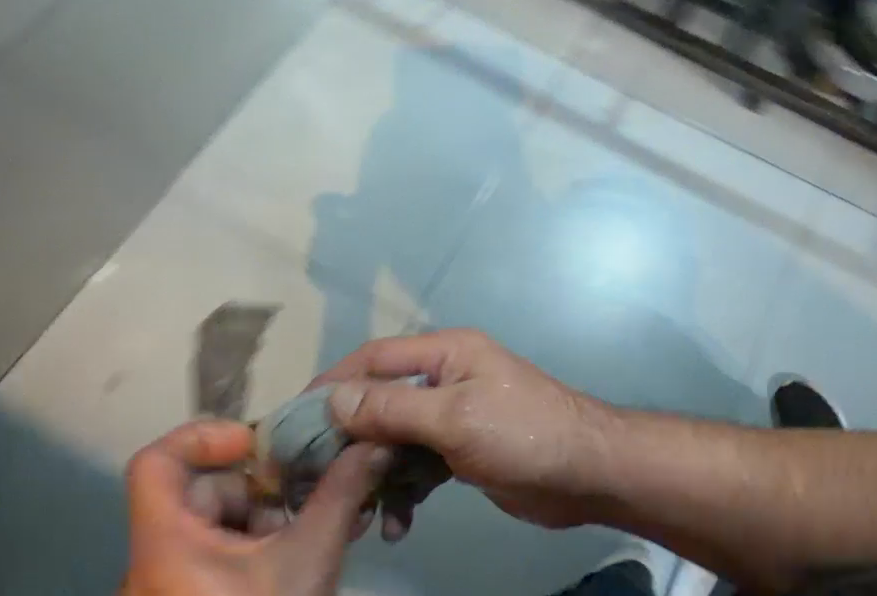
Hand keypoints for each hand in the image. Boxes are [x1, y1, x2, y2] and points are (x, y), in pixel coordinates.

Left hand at [122, 420, 389, 595]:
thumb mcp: (308, 560)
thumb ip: (341, 493)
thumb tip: (374, 440)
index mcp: (165, 543)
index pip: (155, 461)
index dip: (202, 437)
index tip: (258, 448)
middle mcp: (156, 558)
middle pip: (205, 489)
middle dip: (265, 487)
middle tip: (311, 495)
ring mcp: (172, 585)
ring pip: (221, 521)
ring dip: (273, 516)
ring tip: (317, 531)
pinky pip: (223, 552)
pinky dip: (263, 544)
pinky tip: (304, 553)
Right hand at [311, 329, 614, 535]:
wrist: (584, 471)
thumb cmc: (521, 432)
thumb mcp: (454, 418)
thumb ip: (393, 408)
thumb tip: (334, 398)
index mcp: (447, 354)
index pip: (375, 359)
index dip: (333, 383)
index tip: (292, 418)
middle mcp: (447, 377)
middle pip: (382, 400)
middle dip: (349, 437)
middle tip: (312, 477)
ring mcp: (456, 415)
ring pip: (397, 438)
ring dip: (376, 472)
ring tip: (358, 510)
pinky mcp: (464, 450)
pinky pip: (420, 466)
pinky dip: (405, 490)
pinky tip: (397, 523)